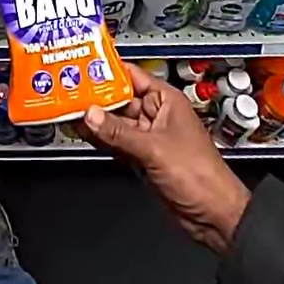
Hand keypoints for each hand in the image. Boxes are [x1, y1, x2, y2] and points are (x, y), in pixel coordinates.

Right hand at [80, 62, 251, 253]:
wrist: (212, 216)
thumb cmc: (201, 175)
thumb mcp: (154, 148)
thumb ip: (120, 132)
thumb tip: (92, 115)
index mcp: (166, 100)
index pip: (133, 76)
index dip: (109, 71)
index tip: (85, 67)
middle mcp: (157, 115)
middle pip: (120, 99)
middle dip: (96, 97)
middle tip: (70, 91)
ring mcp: (148, 137)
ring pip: (116, 122)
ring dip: (96, 119)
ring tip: (71, 110)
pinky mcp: (142, 158)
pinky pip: (117, 142)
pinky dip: (101, 139)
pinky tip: (84, 133)